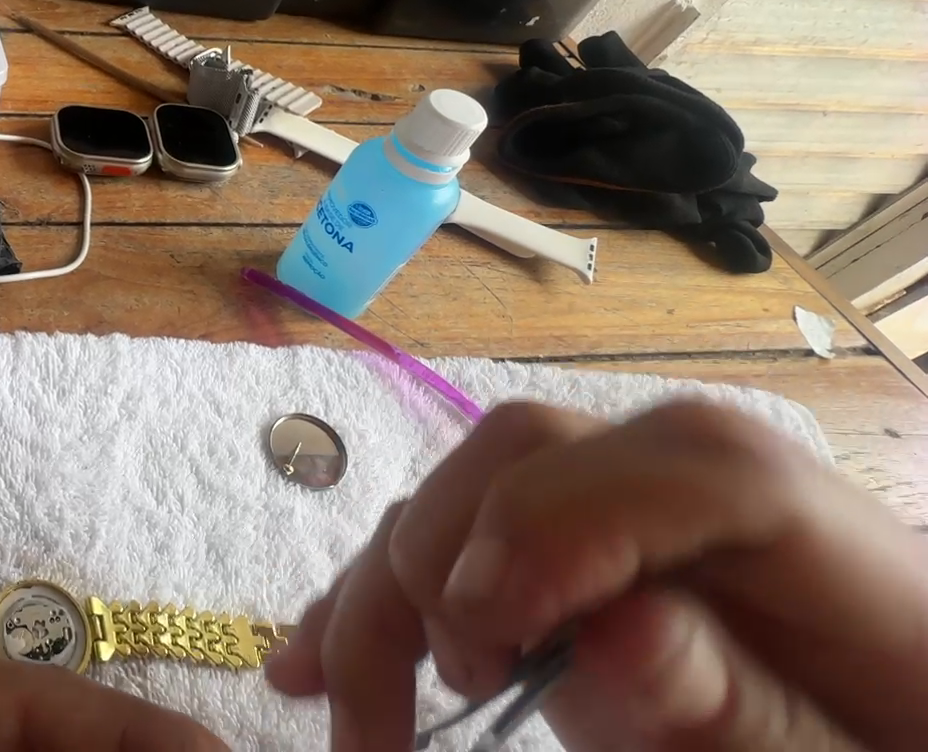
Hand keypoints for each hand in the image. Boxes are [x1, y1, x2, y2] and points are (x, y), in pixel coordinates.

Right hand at [266, 401, 927, 750]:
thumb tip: (620, 633)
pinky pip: (436, 539)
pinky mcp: (536, 533)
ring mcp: (590, 495)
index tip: (480, 651)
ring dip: (373, 594)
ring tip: (327, 697)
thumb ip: (746, 710)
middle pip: (521, 458)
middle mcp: (676, 479)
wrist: (847, 725)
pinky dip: (368, 599)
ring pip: (450, 493)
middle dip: (441, 563)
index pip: (695, 469)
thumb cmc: (867, 746)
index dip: (566, 528)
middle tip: (435, 691)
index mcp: (806, 527)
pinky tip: (313, 657)